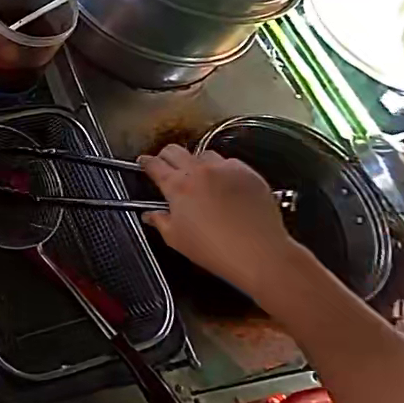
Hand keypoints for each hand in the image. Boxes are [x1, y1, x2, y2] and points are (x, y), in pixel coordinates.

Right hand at [137, 145, 303, 295]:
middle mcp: (200, 172)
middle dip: (166, 157)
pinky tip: (224, 186)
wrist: (259, 252)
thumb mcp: (175, 238)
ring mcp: (227, 170)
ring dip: (196, 163)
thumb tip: (151, 215)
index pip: (153, 163)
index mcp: (177, 186)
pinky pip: (231, 163)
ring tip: (199, 179)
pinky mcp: (250, 175)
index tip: (144, 164)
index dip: (145, 162)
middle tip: (166, 168)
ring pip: (204, 154)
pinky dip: (223, 170)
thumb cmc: (214, 248)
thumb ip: (159, 220)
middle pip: (175, 150)